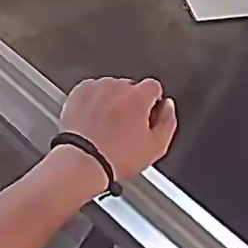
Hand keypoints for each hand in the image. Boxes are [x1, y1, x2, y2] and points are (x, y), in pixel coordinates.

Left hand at [58, 77, 176, 183]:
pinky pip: (93, 91)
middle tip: (126, 126)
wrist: (83, 160)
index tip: (149, 114)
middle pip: (131, 88)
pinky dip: (94, 102)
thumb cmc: (116, 156)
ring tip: (107, 127)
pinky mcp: (79, 91)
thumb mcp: (156, 147)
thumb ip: (168, 121)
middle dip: (131, 102)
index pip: (153, 86)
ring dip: (112, 101)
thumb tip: (168, 107)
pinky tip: (94, 121)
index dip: (153, 102)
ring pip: (111, 89)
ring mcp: (97, 87)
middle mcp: (117, 87)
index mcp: (138, 97)